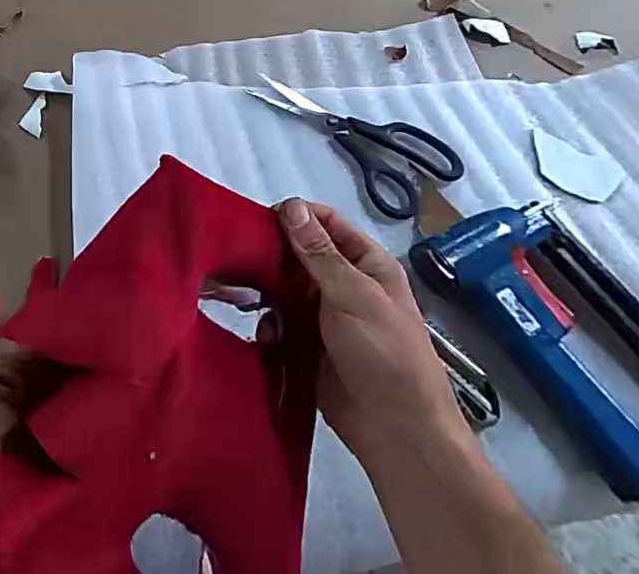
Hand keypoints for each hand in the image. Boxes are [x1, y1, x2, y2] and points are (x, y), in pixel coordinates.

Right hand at [274, 199, 560, 573]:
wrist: (397, 433)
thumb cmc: (385, 353)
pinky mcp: (309, 347)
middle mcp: (344, 284)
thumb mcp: (354, 296)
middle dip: (274, 256)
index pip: (327, 223)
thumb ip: (319, 253)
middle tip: (240, 259)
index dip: (297, 216)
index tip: (260, 220)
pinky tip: (265, 335)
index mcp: (366, 263)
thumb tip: (292, 206)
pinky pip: (283, 325)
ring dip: (268, 293)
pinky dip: (271, 326)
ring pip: (286, 290)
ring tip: (246, 298)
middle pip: (301, 256)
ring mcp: (326, 317)